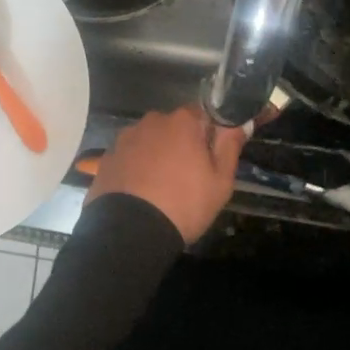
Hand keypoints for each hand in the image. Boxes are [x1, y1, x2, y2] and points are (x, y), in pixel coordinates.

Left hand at [86, 107, 244, 242]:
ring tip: (160, 189)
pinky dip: (135, 168)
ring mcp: (126, 138)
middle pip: (173, 127)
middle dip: (181, 145)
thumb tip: (242, 121)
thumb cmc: (184, 204)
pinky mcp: (108, 157)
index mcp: (183, 121)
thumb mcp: (220, 181)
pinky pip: (129, 157)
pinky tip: (140, 193)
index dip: (208, 136)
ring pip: (150, 141)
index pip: (202, 115)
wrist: (130, 234)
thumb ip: (230, 146)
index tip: (210, 159)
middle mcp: (153, 120)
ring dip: (157, 156)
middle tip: (187, 178)